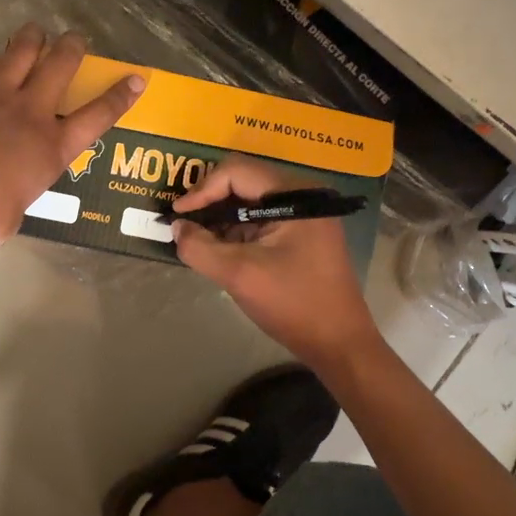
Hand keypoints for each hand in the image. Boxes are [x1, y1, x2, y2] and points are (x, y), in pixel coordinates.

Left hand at [0, 24, 142, 247]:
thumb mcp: (11, 218)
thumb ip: (14, 202)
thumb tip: (2, 208)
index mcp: (52, 147)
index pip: (98, 115)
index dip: (120, 95)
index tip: (136, 78)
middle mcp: (30, 112)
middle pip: (62, 63)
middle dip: (74, 46)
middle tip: (75, 40)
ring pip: (22, 50)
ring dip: (33, 38)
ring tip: (36, 33)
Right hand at [172, 156, 379, 361]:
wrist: (339, 343)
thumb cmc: (292, 303)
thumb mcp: (238, 274)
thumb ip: (200, 247)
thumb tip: (177, 227)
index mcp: (296, 195)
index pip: (237, 172)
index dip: (202, 190)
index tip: (177, 214)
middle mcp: (303, 195)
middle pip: (243, 181)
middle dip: (209, 200)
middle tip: (183, 222)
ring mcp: (305, 215)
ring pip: (250, 200)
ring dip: (221, 216)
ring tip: (195, 236)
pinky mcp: (301, 233)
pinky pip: (260, 218)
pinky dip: (236, 228)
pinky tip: (217, 247)